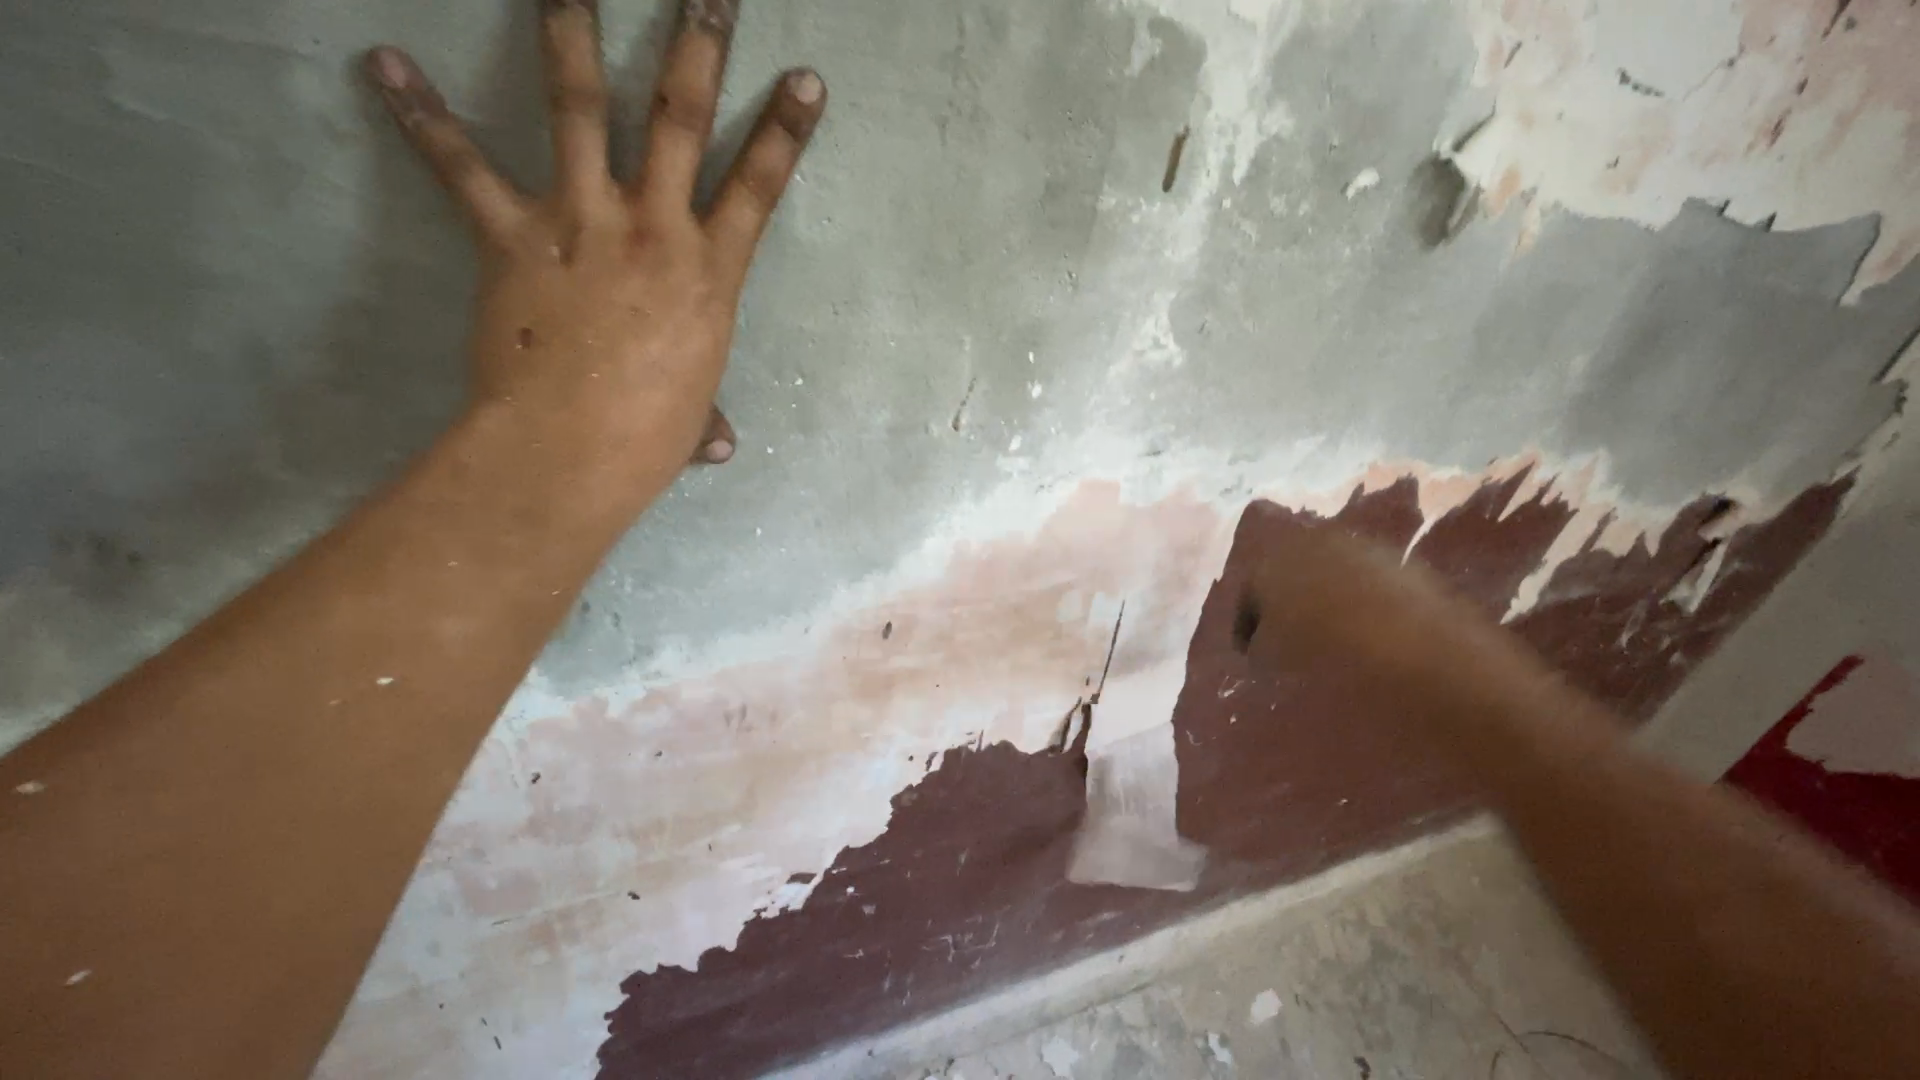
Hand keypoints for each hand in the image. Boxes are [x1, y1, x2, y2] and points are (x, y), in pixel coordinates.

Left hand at [363, 0, 824, 482]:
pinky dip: (424, 117)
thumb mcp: (689, 418)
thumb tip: (717, 445)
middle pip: (682, 119)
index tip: (804, 79)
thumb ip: (704, 415)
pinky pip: (464, 168)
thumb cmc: (648, 437)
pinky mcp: (513, 235)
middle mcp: (655, 228)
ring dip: (574, 36)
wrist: (573, 445)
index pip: (760, 186)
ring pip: (582, 110)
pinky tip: (386, 63)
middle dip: (698, 47)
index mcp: (711, 273)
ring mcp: (584, 222)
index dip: (786, 131)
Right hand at [1234, 513, 1540, 708]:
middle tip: (1287, 642)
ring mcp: (1366, 549)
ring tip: (1330, 642)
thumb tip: (1263, 643)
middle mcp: (1314, 541)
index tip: (1251, 654)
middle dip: (1285, 604)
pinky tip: (1367, 638)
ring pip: (1330, 575)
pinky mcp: (1406, 566)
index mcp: (1272, 560)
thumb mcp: (1279, 660)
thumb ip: (1263, 644)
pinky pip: (1368, 585)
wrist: (1430, 661)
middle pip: (1289, 573)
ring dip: (1325, 602)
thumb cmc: (1336, 662)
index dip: (1247, 624)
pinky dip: (1360, 605)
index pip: (1248, 590)